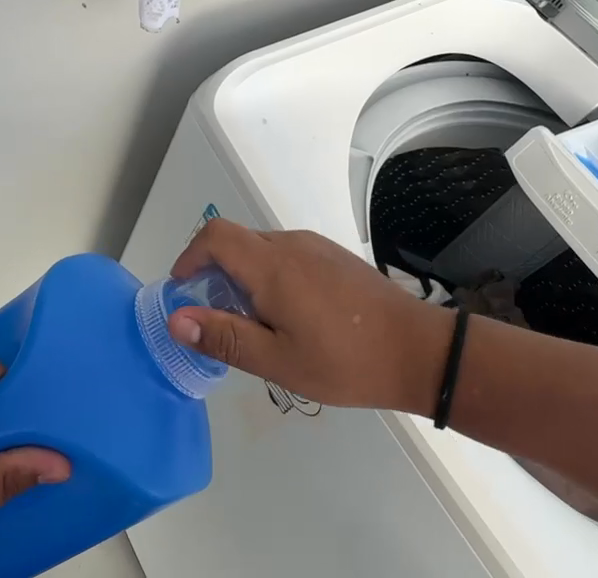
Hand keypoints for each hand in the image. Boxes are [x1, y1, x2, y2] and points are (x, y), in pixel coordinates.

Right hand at [165, 217, 450, 412]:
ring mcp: (315, 246)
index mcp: (271, 264)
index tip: (184, 291)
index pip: (213, 235)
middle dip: (214, 273)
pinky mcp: (333, 256)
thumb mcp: (277, 360)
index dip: (189, 257)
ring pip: (261, 249)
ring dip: (243, 276)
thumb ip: (224, 337)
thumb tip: (176, 319)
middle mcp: (290, 244)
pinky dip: (269, 276)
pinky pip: (286, 255)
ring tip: (257, 324)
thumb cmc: (345, 361)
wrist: (421, 352)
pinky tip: (291, 316)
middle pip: (235, 241)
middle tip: (220, 319)